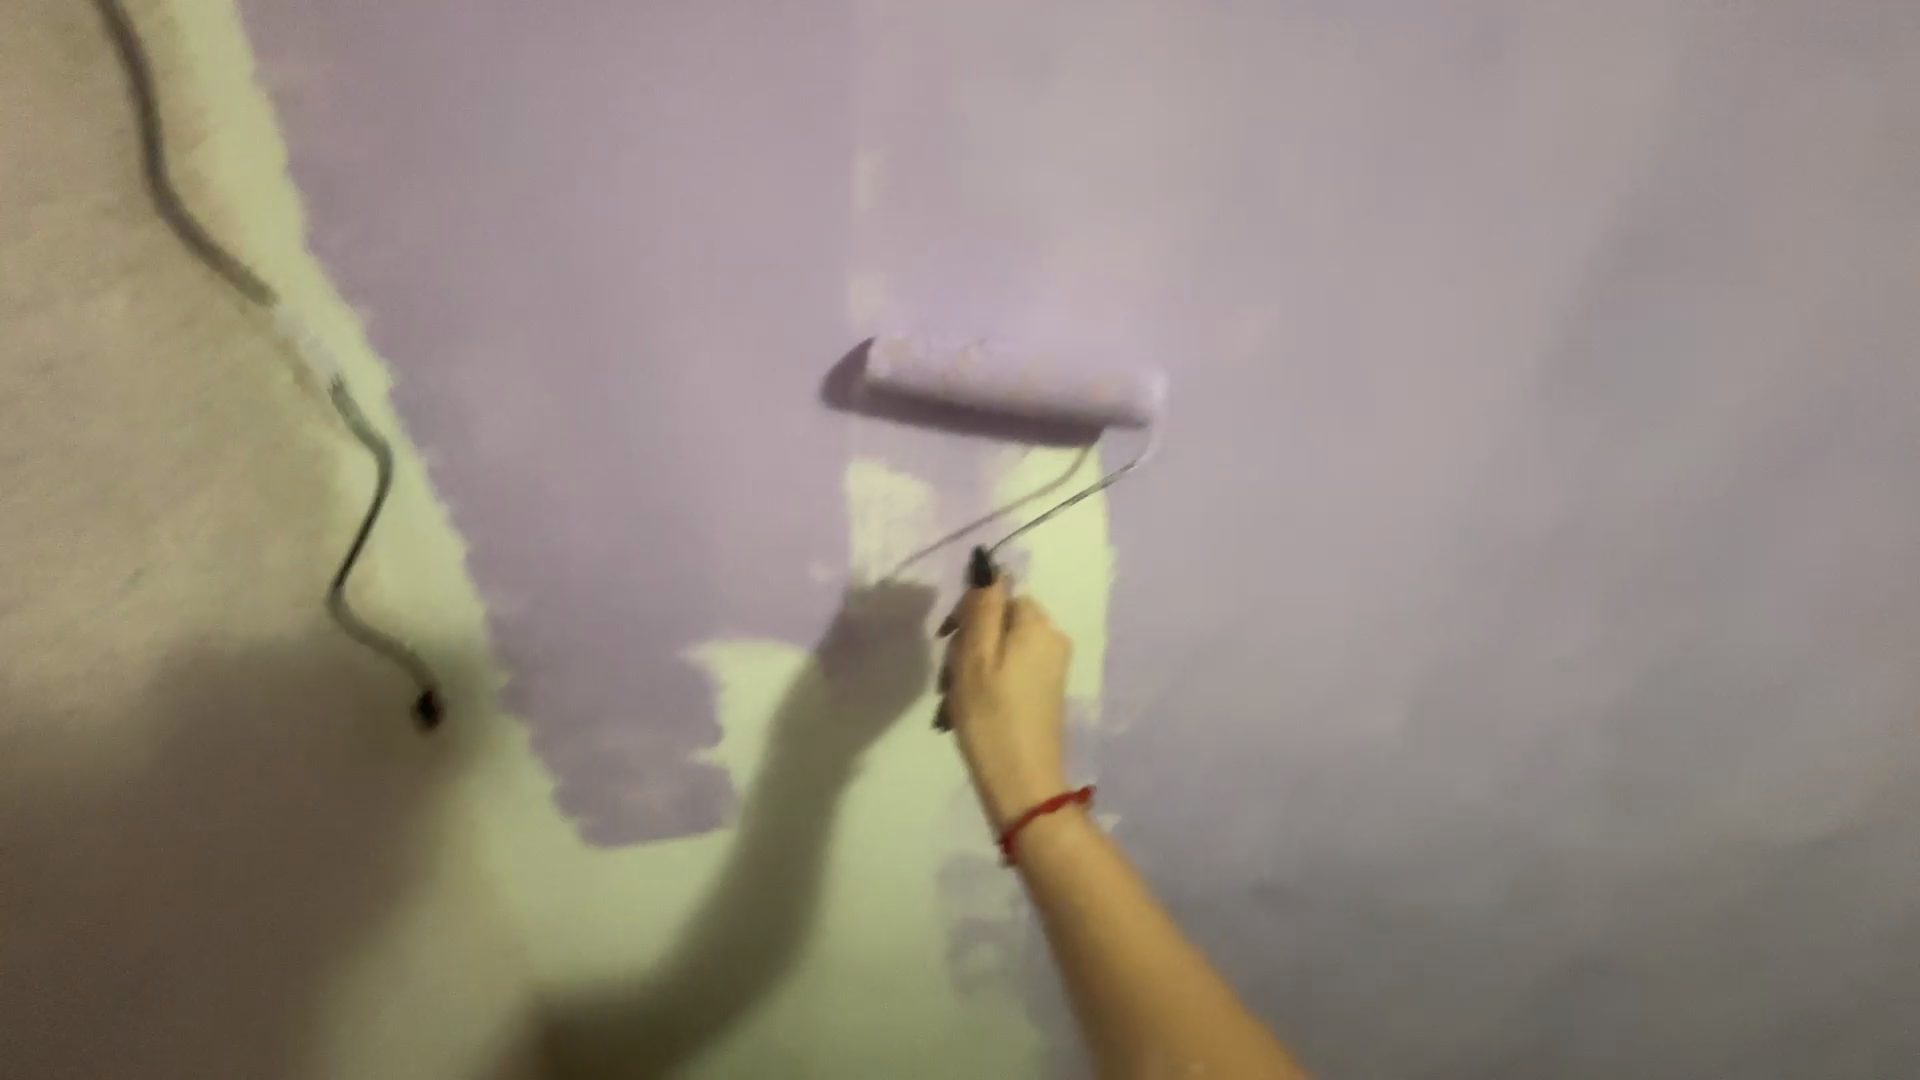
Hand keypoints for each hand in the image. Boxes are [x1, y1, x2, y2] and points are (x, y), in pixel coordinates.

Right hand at [940, 577, 1072, 830]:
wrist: (1022, 782)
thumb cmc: (990, 717)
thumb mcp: (975, 656)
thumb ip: (982, 607)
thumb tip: (988, 566)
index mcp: (1037, 625)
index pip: (998, 593)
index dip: (968, 612)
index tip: (945, 641)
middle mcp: (1052, 639)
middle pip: (999, 622)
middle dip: (966, 645)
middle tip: (947, 680)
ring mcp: (1052, 667)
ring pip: (1000, 649)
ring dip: (971, 669)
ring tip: (952, 702)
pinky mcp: (1046, 691)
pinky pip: (1010, 671)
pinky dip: (986, 685)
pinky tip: (967, 712)